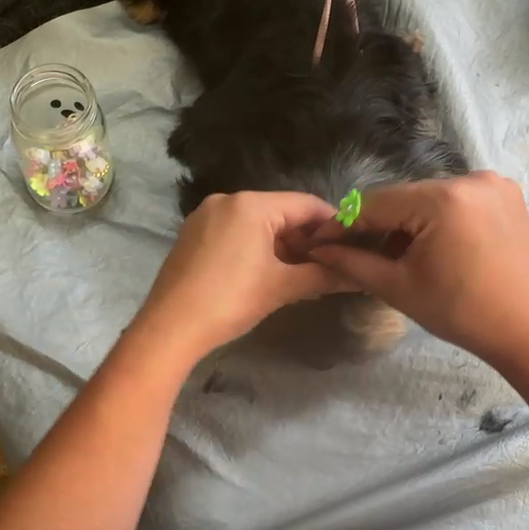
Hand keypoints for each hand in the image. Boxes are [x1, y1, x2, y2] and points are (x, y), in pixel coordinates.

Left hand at [130, 191, 349, 363]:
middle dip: (304, 240)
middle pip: (279, 213)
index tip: (351, 247)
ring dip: (280, 247)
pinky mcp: (190, 237)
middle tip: (325, 268)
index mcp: (250, 204)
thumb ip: (323, 276)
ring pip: (255, 225)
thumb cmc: (230, 301)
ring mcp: (203, 218)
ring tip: (299, 277)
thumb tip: (359, 276)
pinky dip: (253, 250)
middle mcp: (225, 201)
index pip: (306, 204)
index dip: (332, 226)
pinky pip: (233, 234)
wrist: (169, 328)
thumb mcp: (281, 288)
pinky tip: (263, 275)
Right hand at [307, 172, 528, 364]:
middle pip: (402, 198)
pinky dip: (434, 221)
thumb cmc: (461, 312)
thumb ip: (352, 262)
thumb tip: (317, 249)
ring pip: (428, 199)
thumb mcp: (397, 287)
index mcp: (443, 198)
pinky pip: (455, 202)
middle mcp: (470, 179)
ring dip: (405, 224)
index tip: (318, 242)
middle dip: (376, 225)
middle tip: (353, 254)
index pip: (375, 203)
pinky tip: (428, 251)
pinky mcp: (507, 197)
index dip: (342, 223)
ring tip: (394, 258)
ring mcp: (493, 185)